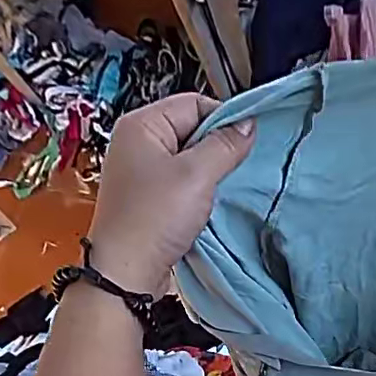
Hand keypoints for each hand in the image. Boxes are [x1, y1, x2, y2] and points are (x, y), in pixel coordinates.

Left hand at [86, 94, 255, 294]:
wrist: (128, 271)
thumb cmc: (154, 219)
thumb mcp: (196, 176)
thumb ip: (224, 146)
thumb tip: (247, 125)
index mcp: (142, 125)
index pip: (193, 103)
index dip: (223, 120)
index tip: (246, 145)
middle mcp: (138, 144)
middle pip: (191, 132)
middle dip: (218, 150)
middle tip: (236, 173)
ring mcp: (142, 174)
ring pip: (189, 162)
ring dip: (210, 176)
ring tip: (221, 194)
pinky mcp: (149, 201)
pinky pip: (181, 186)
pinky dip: (198, 195)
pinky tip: (208, 209)